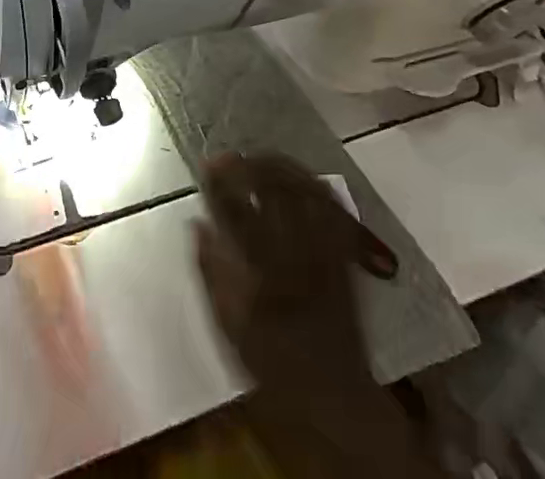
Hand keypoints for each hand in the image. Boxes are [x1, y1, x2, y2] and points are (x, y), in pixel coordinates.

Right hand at [194, 152, 397, 402]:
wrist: (331, 389)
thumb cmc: (268, 356)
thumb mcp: (226, 319)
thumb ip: (211, 269)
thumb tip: (198, 225)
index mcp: (263, 270)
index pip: (238, 211)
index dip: (222, 182)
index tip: (207, 161)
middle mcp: (298, 255)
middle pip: (279, 195)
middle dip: (253, 167)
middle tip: (231, 155)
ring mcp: (327, 255)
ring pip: (310, 197)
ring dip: (284, 171)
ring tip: (261, 158)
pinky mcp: (346, 260)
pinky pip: (335, 213)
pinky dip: (316, 189)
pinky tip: (302, 179)